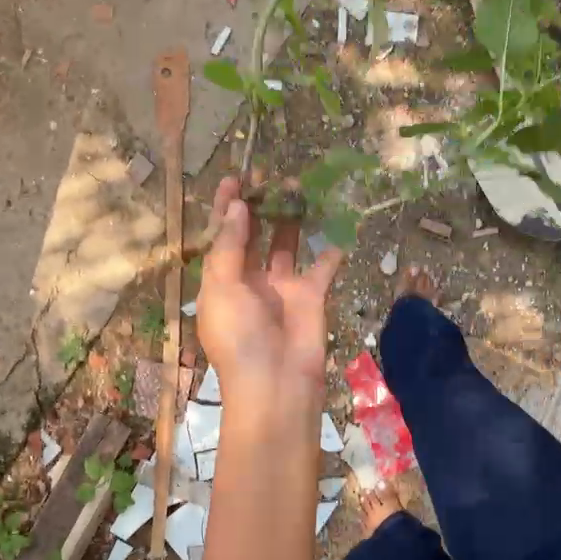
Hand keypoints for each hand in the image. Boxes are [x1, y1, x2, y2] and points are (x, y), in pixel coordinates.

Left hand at [196, 176, 343, 404]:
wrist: (276, 385)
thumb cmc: (239, 338)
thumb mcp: (222, 288)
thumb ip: (230, 245)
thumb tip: (238, 207)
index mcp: (221, 280)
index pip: (222, 236)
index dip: (226, 206)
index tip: (236, 176)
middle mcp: (250, 280)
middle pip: (255, 235)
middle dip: (261, 206)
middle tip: (270, 175)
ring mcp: (282, 288)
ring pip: (287, 244)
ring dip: (292, 217)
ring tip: (299, 186)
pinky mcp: (311, 296)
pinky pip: (322, 266)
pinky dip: (331, 248)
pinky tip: (339, 222)